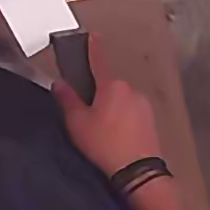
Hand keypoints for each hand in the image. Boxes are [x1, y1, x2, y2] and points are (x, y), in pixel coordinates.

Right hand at [52, 36, 164, 177]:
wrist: (138, 173)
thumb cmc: (106, 145)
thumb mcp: (78, 123)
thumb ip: (67, 100)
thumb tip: (59, 84)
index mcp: (111, 86)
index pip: (100, 60)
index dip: (94, 47)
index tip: (92, 36)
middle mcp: (130, 90)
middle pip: (109, 84)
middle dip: (98, 92)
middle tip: (86, 111)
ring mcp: (143, 105)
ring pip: (121, 99)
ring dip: (111, 106)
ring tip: (100, 129)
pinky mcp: (150, 120)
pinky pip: (131, 111)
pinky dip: (122, 117)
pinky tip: (115, 134)